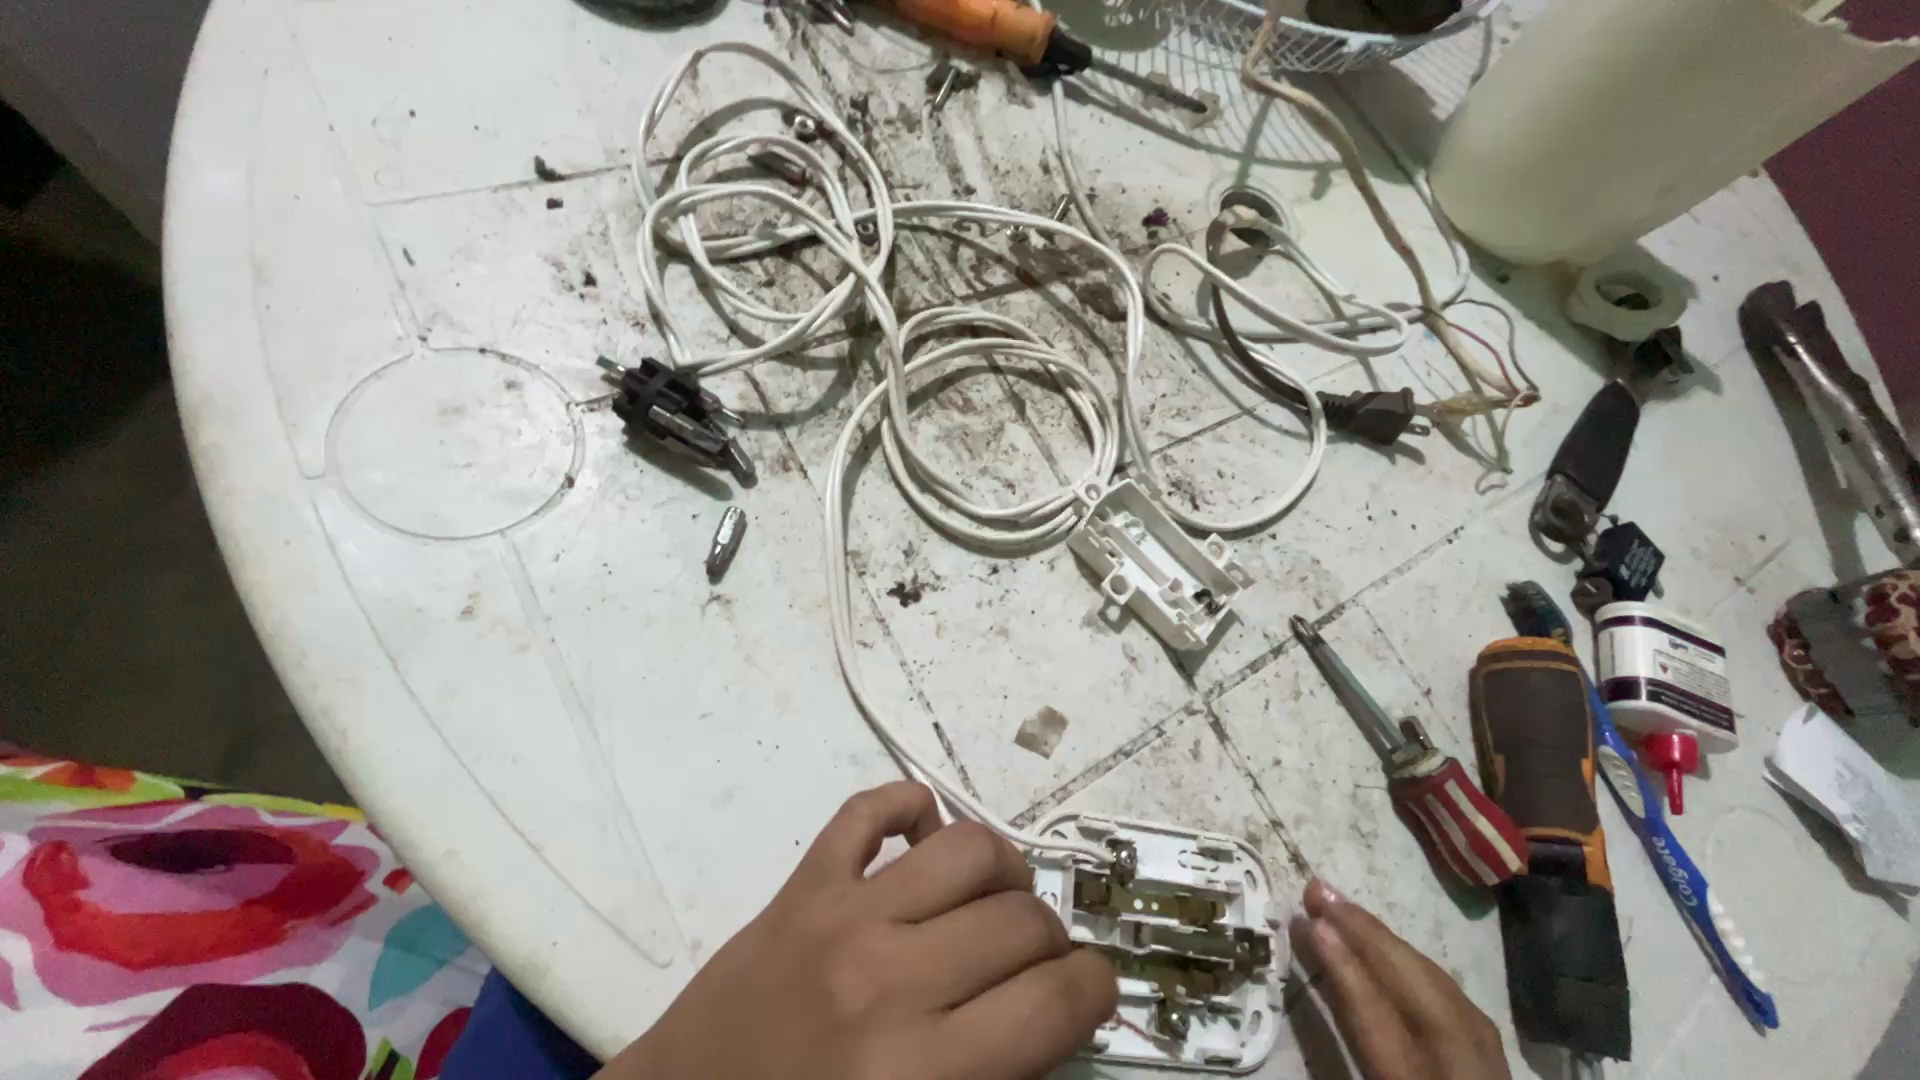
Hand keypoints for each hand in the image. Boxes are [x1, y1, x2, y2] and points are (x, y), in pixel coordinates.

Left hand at [600, 782, 1116, 1079]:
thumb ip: (996, 1077)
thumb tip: (1056, 1018)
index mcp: (920, 1069)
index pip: (1054, 1000)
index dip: (1095, 990)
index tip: (1090, 992)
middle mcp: (888, 979)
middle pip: (1020, 921)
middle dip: (1051, 941)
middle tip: (1035, 964)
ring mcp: (840, 916)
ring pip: (966, 848)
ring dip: (1002, 871)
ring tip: (993, 900)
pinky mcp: (800, 885)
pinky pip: (867, 811)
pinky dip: (908, 806)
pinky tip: (923, 837)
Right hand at [1293, 879, 1509, 1079]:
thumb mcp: (1382, 1078)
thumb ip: (1355, 1025)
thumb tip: (1320, 974)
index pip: (1381, 1023)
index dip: (1345, 970)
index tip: (1308, 923)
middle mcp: (1464, 1072)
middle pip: (1418, 991)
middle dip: (1366, 935)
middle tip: (1316, 891)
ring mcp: (1489, 1066)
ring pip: (1439, 987)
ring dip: (1387, 942)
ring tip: (1340, 909)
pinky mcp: (1493, 1062)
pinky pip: (1449, 998)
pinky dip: (1411, 966)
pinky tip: (1384, 950)